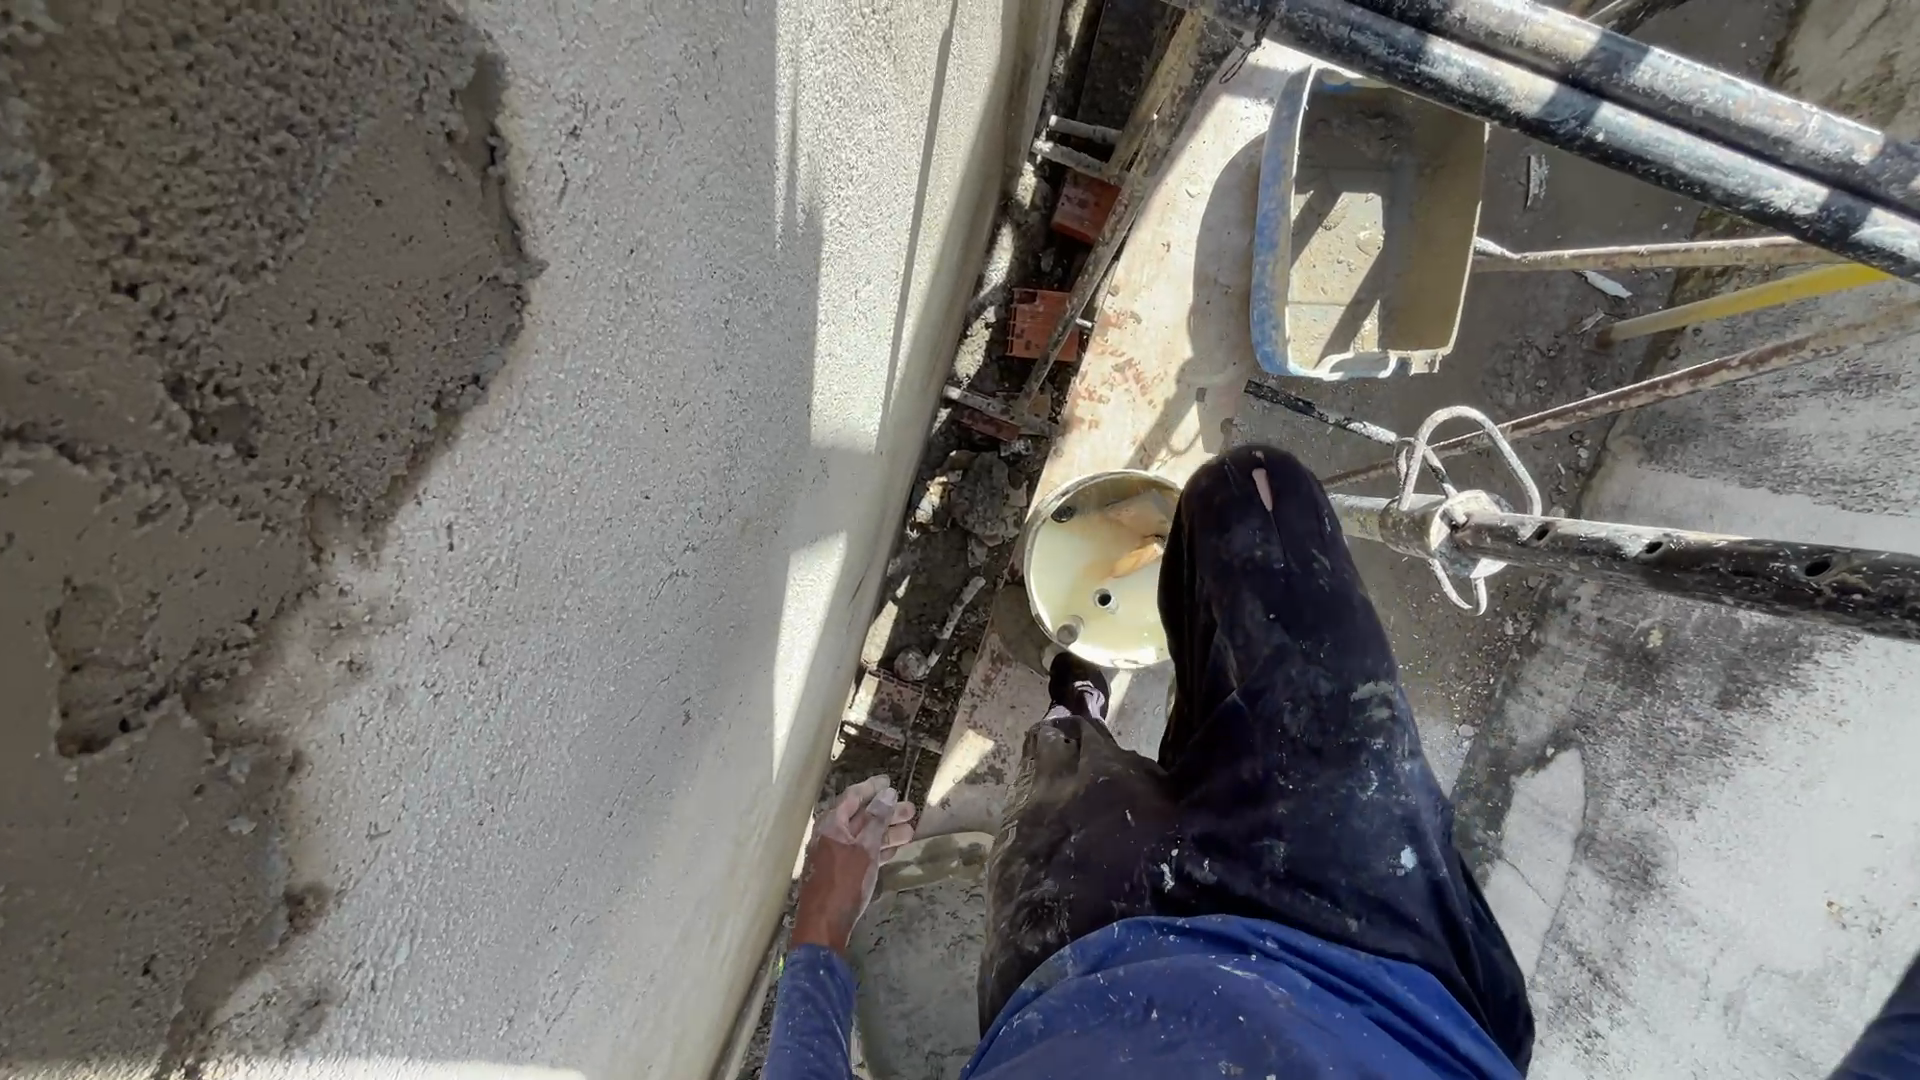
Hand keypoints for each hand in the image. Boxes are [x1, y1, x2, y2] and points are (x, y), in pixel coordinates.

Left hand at [791, 775, 915, 953]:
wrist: (824, 927)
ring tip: (910, 830)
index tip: (890, 781)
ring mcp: (835, 854)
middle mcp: (831, 835)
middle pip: (861, 816)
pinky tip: (896, 849)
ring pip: (864, 835)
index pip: (853, 796)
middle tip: (910, 809)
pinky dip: (878, 848)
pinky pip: (862, 852)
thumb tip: (888, 793)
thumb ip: (877, 820)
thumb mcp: (865, 849)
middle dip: (886, 812)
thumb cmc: (844, 883)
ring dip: (886, 831)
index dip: (872, 787)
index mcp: (831, 824)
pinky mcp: (841, 872)